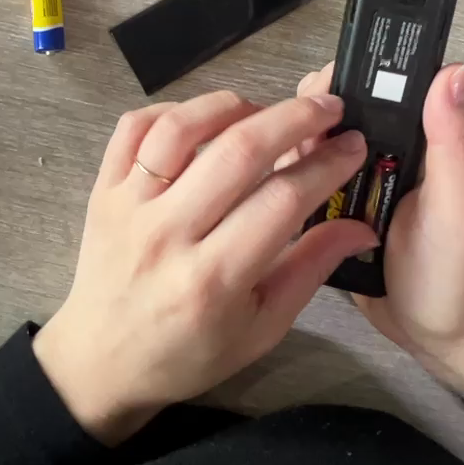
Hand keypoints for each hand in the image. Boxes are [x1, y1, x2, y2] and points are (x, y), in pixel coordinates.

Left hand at [33, 91, 376, 443]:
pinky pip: (133, 127)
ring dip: (231, 106)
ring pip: (180, 127)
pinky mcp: (102, 188)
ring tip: (262, 109)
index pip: (282, 200)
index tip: (353, 144)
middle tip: (327, 107)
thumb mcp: (260, 328)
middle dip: (294, 119)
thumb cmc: (187, 351)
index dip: (327, 165)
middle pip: (237, 151)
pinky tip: (202, 119)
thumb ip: (310, 269)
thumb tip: (362, 225)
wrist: (101, 358)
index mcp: (213, 279)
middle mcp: (167, 233)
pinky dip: (171, 109)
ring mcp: (128, 205)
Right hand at [291, 63, 463, 424]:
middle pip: (335, 110)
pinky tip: (268, 186)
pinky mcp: (334, 209)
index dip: (347, 75)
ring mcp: (357, 181)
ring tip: (281, 168)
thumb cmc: (460, 276)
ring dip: (292, 144)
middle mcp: (386, 152)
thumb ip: (454, 141)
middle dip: (307, 114)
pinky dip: (286, 177)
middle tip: (296, 145)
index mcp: (420, 140)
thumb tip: (457, 67)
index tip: (316, 92)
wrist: (440, 344)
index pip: (379, 85)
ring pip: (313, 142)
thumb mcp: (460, 207)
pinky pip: (303, 180)